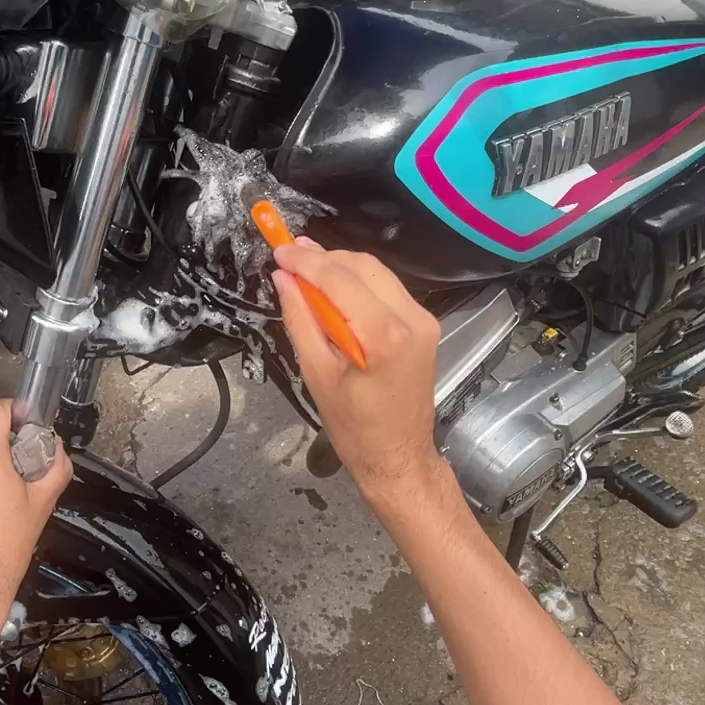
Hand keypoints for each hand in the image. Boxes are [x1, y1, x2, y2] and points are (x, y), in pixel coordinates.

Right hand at [272, 240, 446, 503]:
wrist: (398, 456)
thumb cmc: (353, 426)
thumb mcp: (316, 374)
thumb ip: (300, 320)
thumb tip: (284, 279)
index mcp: (383, 335)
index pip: (340, 279)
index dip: (306, 261)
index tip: (279, 249)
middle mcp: (411, 318)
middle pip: (363, 266)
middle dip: (324, 257)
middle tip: (289, 256)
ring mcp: (423, 320)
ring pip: (377, 273)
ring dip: (341, 268)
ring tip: (306, 270)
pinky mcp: (426, 326)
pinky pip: (388, 290)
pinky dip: (359, 284)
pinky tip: (335, 292)